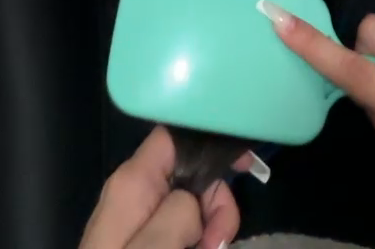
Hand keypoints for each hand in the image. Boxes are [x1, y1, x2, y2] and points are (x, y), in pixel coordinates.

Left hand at [79, 126, 240, 248]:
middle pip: (190, 177)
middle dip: (215, 207)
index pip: (172, 137)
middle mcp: (135, 196)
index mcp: (132, 183)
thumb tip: (194, 200)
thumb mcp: (152, 248)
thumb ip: (178, 211)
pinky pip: (181, 236)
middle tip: (218, 242)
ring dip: (209, 234)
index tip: (242, 168)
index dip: (208, 142)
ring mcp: (139, 226)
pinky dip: (196, 245)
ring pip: (191, 212)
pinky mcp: (147, 247)